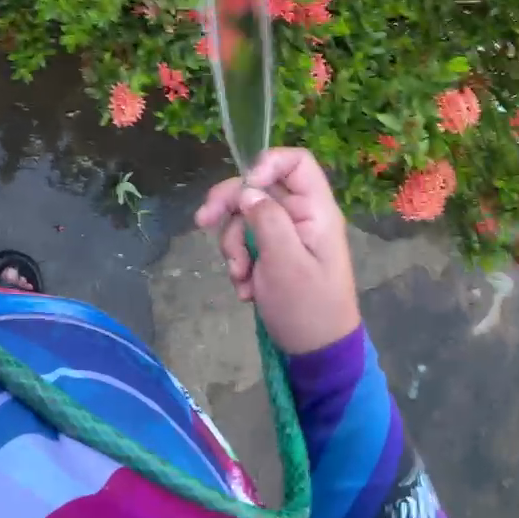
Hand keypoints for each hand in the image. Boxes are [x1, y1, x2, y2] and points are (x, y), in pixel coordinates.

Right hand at [193, 148, 361, 355]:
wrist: (315, 355)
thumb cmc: (307, 308)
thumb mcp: (286, 262)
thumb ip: (267, 220)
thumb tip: (248, 192)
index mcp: (315, 210)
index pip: (296, 162)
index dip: (267, 163)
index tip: (245, 187)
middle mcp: (301, 215)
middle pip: (258, 187)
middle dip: (230, 205)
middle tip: (203, 222)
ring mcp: (286, 234)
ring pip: (245, 215)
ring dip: (232, 243)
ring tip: (239, 275)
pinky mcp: (272, 252)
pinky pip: (244, 240)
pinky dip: (238, 260)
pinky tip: (243, 287)